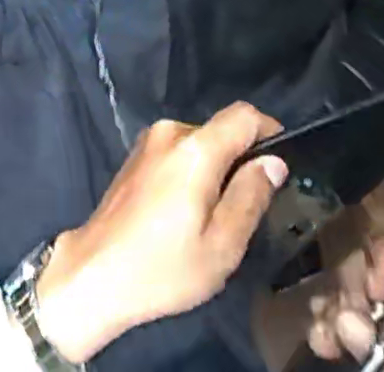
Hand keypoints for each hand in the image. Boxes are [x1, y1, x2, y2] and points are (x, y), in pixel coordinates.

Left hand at [32, 104, 289, 362]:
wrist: (98, 268)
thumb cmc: (165, 265)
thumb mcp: (222, 243)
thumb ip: (250, 196)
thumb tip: (273, 162)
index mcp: (192, 148)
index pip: (242, 115)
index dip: (270, 132)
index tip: (285, 164)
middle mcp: (168, 133)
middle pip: (220, 131)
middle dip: (243, 161)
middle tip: (252, 208)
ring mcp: (147, 142)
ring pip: (200, 143)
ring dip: (218, 170)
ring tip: (221, 216)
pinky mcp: (136, 156)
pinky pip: (179, 152)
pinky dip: (195, 172)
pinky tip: (191, 211)